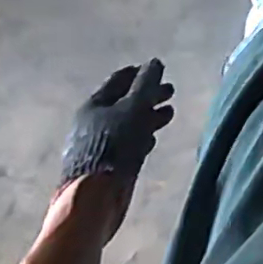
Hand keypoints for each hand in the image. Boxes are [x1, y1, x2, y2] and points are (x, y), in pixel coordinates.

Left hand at [59, 60, 174, 194]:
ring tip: (169, 113)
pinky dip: (141, 136)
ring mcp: (97, 145)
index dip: (139, 72)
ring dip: (148, 116)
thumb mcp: (133, 109)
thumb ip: (145, 85)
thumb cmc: (114, 147)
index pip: (119, 80)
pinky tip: (152, 138)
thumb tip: (155, 62)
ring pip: (127, 123)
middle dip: (148, 95)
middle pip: (125, 101)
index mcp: (94, 104)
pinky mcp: (105, 166)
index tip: (157, 69)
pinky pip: (126, 143)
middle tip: (169, 91)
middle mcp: (93, 122)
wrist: (94, 201)